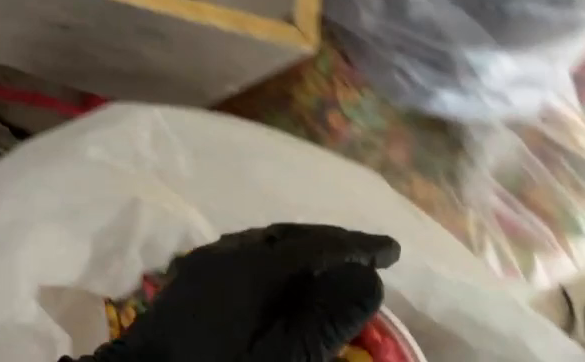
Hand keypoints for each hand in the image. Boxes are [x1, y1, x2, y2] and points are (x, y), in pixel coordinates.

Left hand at [87, 223, 399, 361]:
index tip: (394, 250)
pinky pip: (241, 255)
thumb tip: (367, 275)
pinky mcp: (191, 281)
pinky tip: (285, 280)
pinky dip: (274, 259)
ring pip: (259, 243)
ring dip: (300, 248)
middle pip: (283, 236)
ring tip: (336, 263)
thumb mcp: (284, 359)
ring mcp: (201, 264)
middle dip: (329, 241)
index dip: (355, 244)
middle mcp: (222, 254)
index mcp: (247, 267)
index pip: (311, 246)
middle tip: (372, 252)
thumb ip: (325, 319)